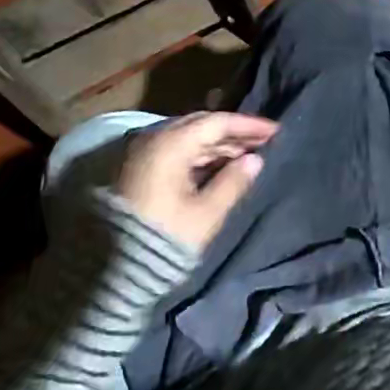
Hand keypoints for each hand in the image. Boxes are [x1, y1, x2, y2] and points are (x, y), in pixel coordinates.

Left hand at [116, 112, 277, 250]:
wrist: (113, 267)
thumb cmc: (167, 237)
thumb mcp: (207, 212)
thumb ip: (234, 182)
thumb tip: (255, 160)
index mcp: (171, 145)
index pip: (216, 123)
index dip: (248, 125)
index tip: (275, 131)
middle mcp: (154, 140)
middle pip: (200, 124)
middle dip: (233, 131)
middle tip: (263, 139)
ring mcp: (144, 154)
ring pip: (188, 137)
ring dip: (218, 143)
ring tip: (247, 153)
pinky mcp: (140, 170)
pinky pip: (176, 150)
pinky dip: (201, 153)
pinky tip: (221, 163)